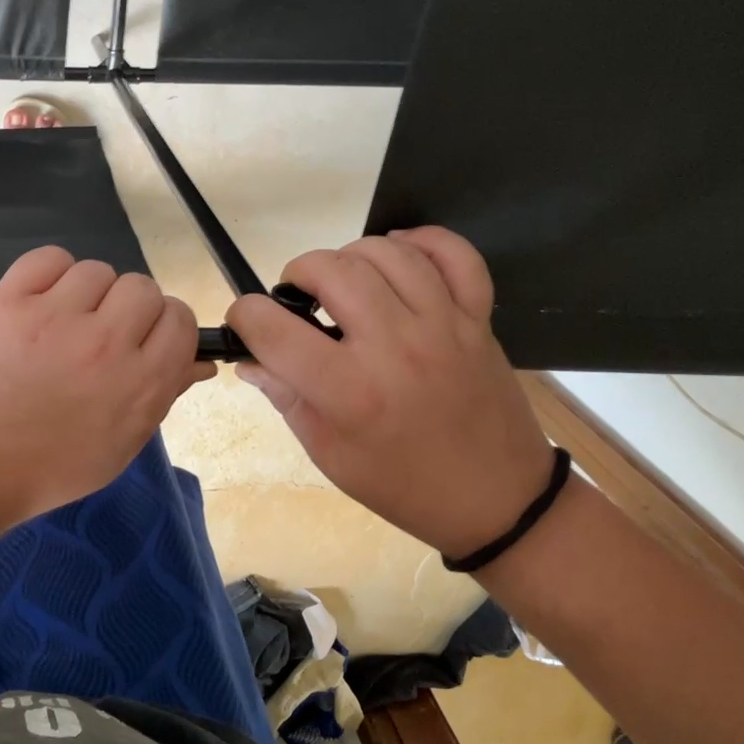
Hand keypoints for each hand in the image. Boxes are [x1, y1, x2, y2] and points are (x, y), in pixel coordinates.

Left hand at [0, 245, 214, 526]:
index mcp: (139, 382)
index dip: (163, 325)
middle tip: (100, 333)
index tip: (142, 338)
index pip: (178, 318)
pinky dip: (50, 273)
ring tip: (63, 322)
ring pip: (95, 271)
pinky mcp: (8, 302)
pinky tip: (39, 300)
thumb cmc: (51, 465)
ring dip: (86, 293)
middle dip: (127, 308)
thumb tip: (201, 360)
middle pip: (141, 287)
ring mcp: (53, 318)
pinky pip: (48, 258)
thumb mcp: (122, 444)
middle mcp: (103, 343)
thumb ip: (163, 394)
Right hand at [224, 227, 551, 557]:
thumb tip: (251, 359)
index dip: (245, 316)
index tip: (248, 324)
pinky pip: (454, 254)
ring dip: (349, 257)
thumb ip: (286, 398)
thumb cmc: (403, 485)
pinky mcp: (478, 319)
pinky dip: (421, 242)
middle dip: (296, 273)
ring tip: (344, 283)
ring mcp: (443, 327)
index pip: (272, 328)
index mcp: (350, 392)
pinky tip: (398, 258)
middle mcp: (395, 348)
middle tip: (298, 300)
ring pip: (385, 253)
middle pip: (330, 270)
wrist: (499, 501)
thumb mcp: (330, 454)